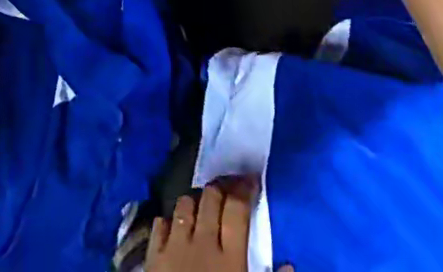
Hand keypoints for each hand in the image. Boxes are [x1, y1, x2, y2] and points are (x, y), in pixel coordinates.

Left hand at [149, 178, 287, 271]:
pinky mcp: (153, 256)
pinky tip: (177, 227)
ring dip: (196, 200)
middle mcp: (201, 242)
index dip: (244, 188)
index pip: (237, 209)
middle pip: (210, 198)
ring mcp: (174, 246)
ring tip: (204, 205)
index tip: (252, 180)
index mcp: (230, 258)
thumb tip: (289, 265)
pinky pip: (160, 222)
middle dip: (221, 186)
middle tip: (231, 186)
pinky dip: (170, 220)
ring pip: (185, 204)